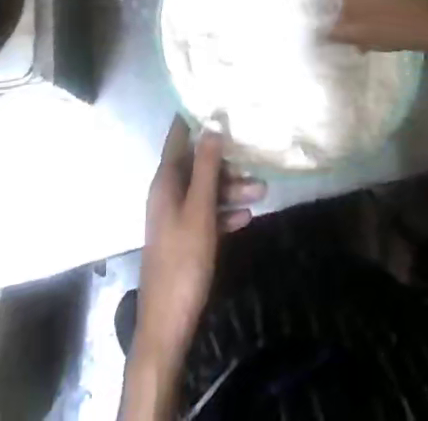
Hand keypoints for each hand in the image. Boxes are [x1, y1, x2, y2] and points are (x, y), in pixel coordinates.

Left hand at [133, 119, 263, 362]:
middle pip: (196, 166)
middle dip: (226, 162)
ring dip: (231, 190)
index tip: (219, 105)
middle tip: (257, 162)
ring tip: (263, 191)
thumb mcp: (199, 211)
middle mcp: (166, 194)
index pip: (178, 138)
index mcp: (164, 182)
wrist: (168, 322)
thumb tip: (212, 126)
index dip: (196, 120)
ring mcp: (174, 217)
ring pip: (204, 192)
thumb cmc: (183, 261)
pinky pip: (206, 216)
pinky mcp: (184, 239)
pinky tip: (247, 217)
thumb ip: (206, 169)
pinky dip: (224, 213)